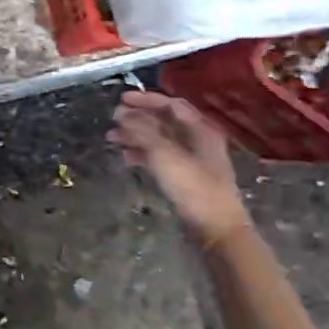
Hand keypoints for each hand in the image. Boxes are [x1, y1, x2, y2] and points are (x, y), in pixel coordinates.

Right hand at [109, 90, 252, 244]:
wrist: (216, 228)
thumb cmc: (194, 188)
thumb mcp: (165, 156)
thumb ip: (143, 132)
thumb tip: (123, 114)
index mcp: (200, 129)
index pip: (171, 105)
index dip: (146, 100)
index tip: (121, 100)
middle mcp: (197, 140)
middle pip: (164, 121)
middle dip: (137, 118)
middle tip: (113, 119)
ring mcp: (191, 159)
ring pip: (159, 140)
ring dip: (136, 136)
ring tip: (112, 139)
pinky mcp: (184, 176)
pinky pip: (160, 157)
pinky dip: (142, 154)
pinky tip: (126, 158)